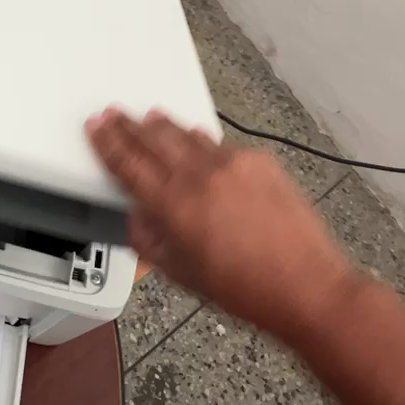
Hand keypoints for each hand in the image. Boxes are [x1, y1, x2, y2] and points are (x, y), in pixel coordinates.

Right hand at [87, 108, 362, 340]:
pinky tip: (195, 140)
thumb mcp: (181, 274)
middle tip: (114, 114)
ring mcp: (231, 164)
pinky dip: (201, 143)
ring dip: (163, 126)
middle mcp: (199, 177)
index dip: (107, 141)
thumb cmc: (247, 290)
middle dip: (128, 125)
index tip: (96, 126)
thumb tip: (137, 216)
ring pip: (185, 134)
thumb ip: (149, 239)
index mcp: (174, 205)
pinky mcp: (258, 161)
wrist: (308, 288)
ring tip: (149, 118)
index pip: (128, 163)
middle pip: (152, 138)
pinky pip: (219, 145)